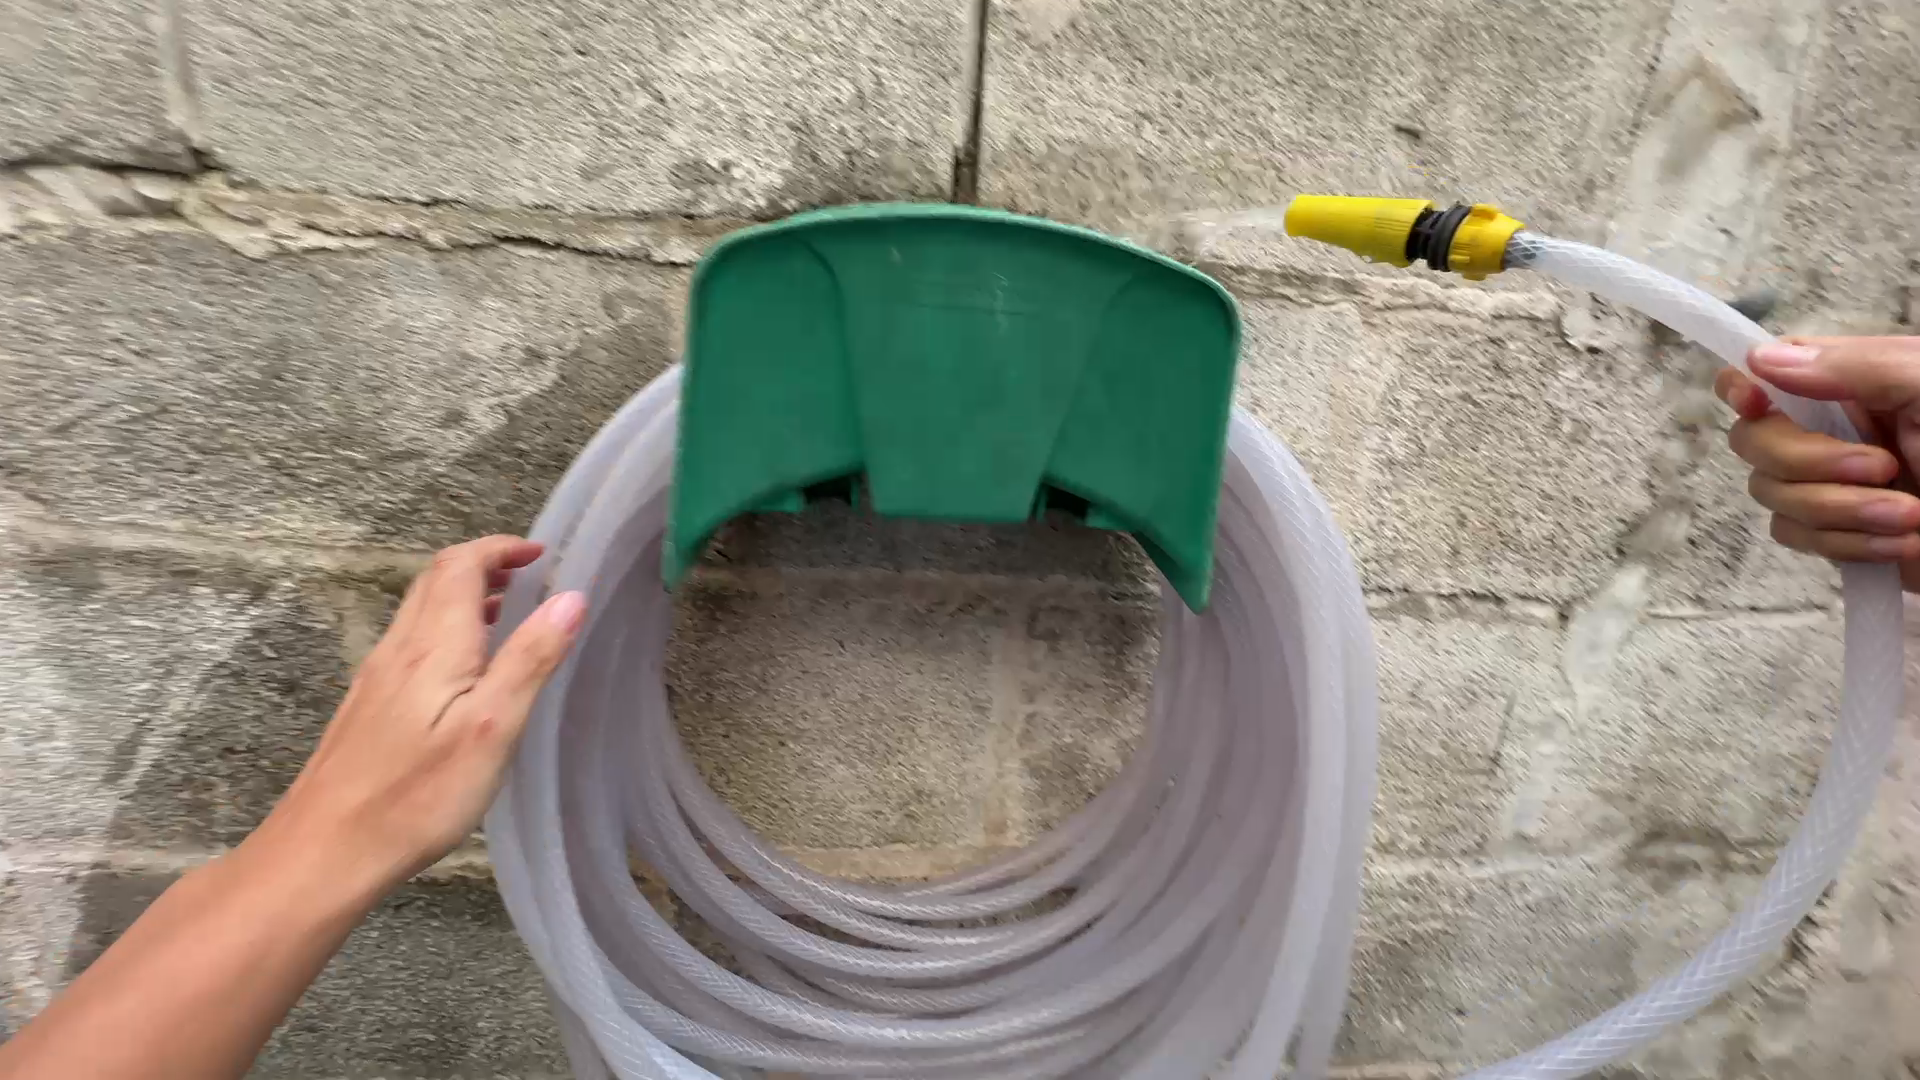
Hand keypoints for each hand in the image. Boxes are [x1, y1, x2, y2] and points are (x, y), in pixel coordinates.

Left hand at [254, 535, 584, 890]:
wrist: (320, 857)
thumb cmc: (418, 793)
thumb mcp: (494, 725)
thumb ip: (532, 656)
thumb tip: (572, 597)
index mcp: (433, 646)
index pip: (459, 566)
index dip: (499, 548)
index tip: (542, 553)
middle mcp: (399, 650)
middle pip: (435, 580)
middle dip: (485, 563)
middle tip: (532, 574)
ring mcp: (377, 678)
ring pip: (422, 610)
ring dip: (468, 593)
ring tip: (513, 609)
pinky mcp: (370, 705)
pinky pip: (414, 640)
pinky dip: (451, 625)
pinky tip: (472, 663)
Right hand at [1716, 337, 1919, 589]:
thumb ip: (1863, 368)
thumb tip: (1763, 359)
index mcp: (1863, 385)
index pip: (1769, 368)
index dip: (1742, 384)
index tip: (1755, 403)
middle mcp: (1838, 429)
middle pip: (1752, 438)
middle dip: (1804, 462)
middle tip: (1882, 469)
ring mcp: (1831, 481)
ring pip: (1768, 491)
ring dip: (1837, 509)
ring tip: (1912, 517)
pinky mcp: (1836, 529)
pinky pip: (1791, 533)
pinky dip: (1846, 542)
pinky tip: (1902, 542)